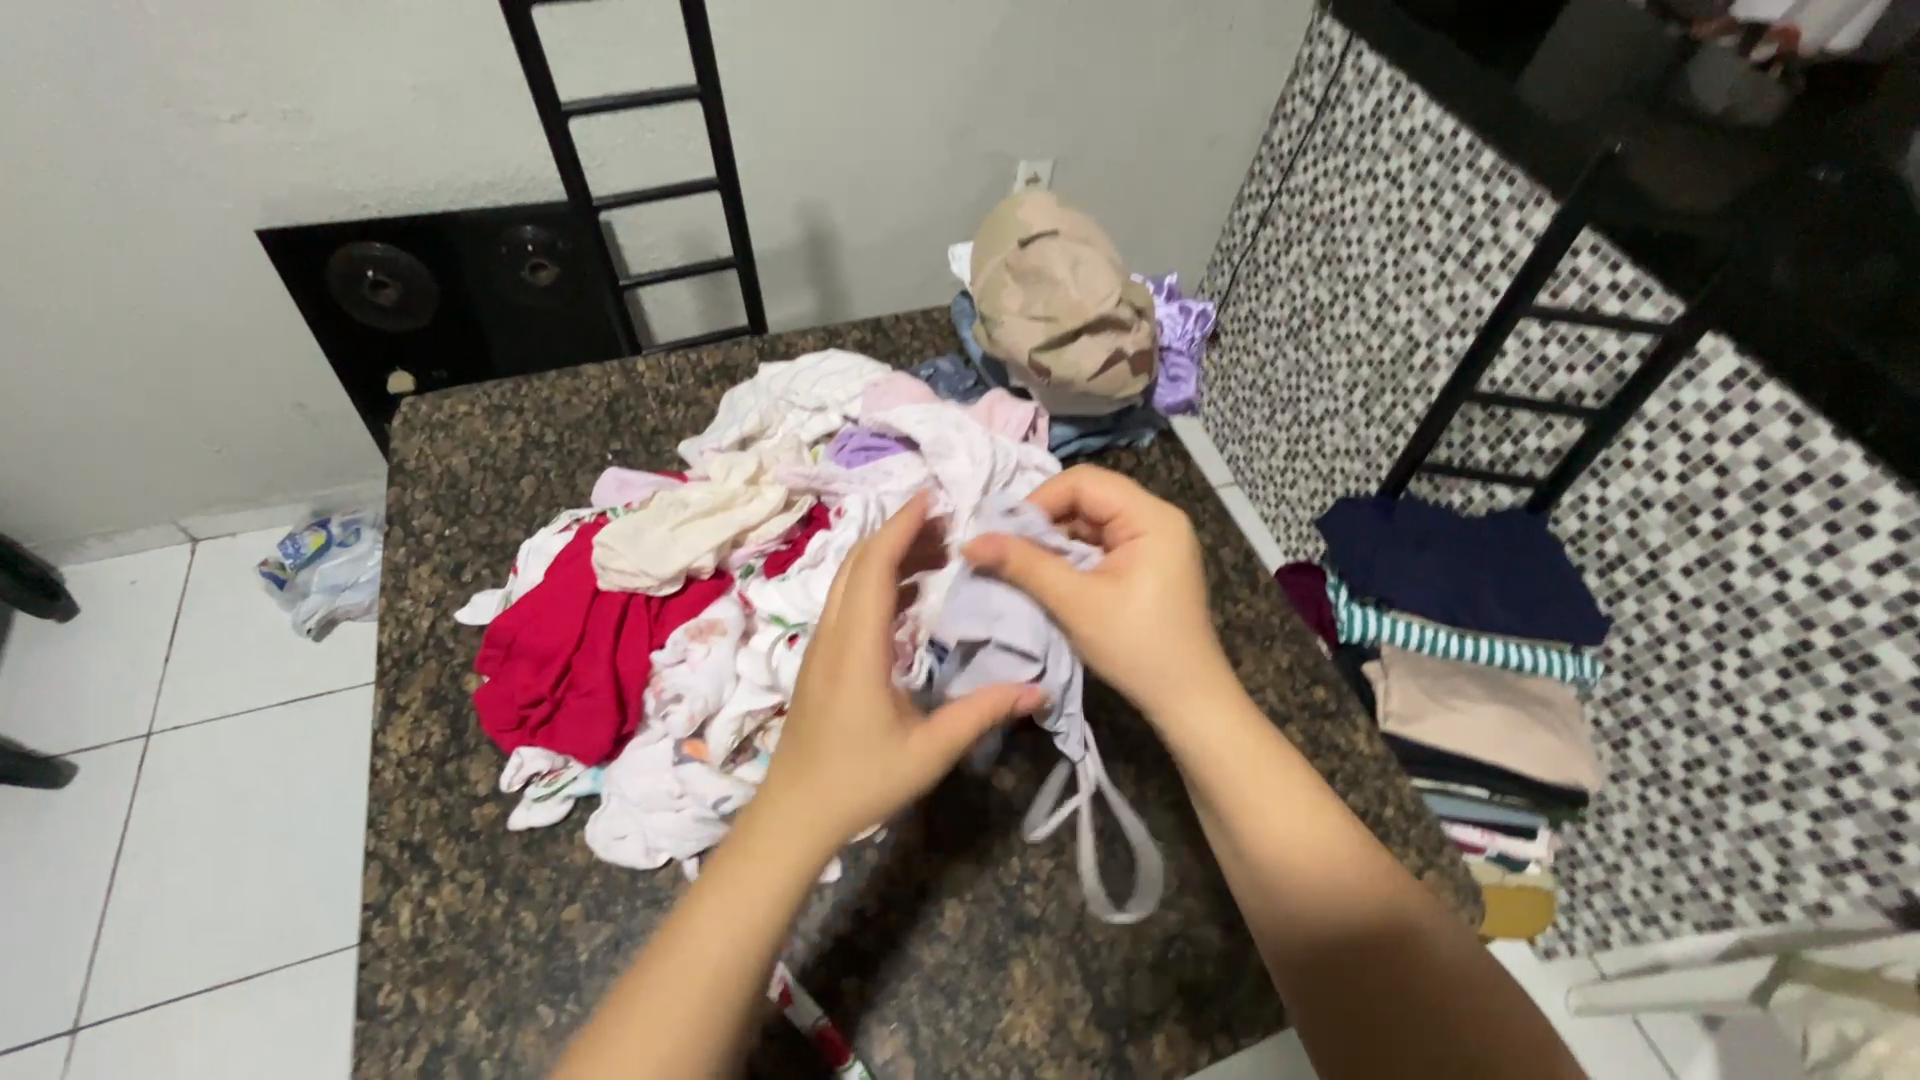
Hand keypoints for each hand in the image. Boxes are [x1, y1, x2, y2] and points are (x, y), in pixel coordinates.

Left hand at [748, 492, 1045, 854]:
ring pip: (849, 580)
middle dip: (900, 532)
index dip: (902, 526)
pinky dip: (877, 582)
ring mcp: (822, 645)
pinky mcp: (821, 659)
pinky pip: (847, 602)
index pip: (874, 566)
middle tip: (948, 522)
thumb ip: (983, 713)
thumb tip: (1039, 689)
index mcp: (858, 647)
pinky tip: (909, 593)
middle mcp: (834, 635)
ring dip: (887, 555)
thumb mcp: (930, 750)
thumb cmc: (860, 782)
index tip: (933, 498)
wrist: (795, 813)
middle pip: (858, 562)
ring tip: (937, 550)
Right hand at [961, 465, 1233, 723]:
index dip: (1039, 501)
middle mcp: (1157, 518)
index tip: (1005, 534)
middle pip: (1088, 498)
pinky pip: (1102, 544)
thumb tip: (970, 542)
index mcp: (1151, 517)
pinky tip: (1050, 577)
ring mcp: (1155, 541)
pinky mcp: (1148, 564)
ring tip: (1022, 565)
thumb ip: (1024, 565)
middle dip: (1044, 522)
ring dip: (1055, 541)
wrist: (1188, 699)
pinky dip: (1073, 556)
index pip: (1083, 482)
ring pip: (1091, 522)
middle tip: (1006, 550)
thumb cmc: (1136, 648)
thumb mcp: (1075, 603)